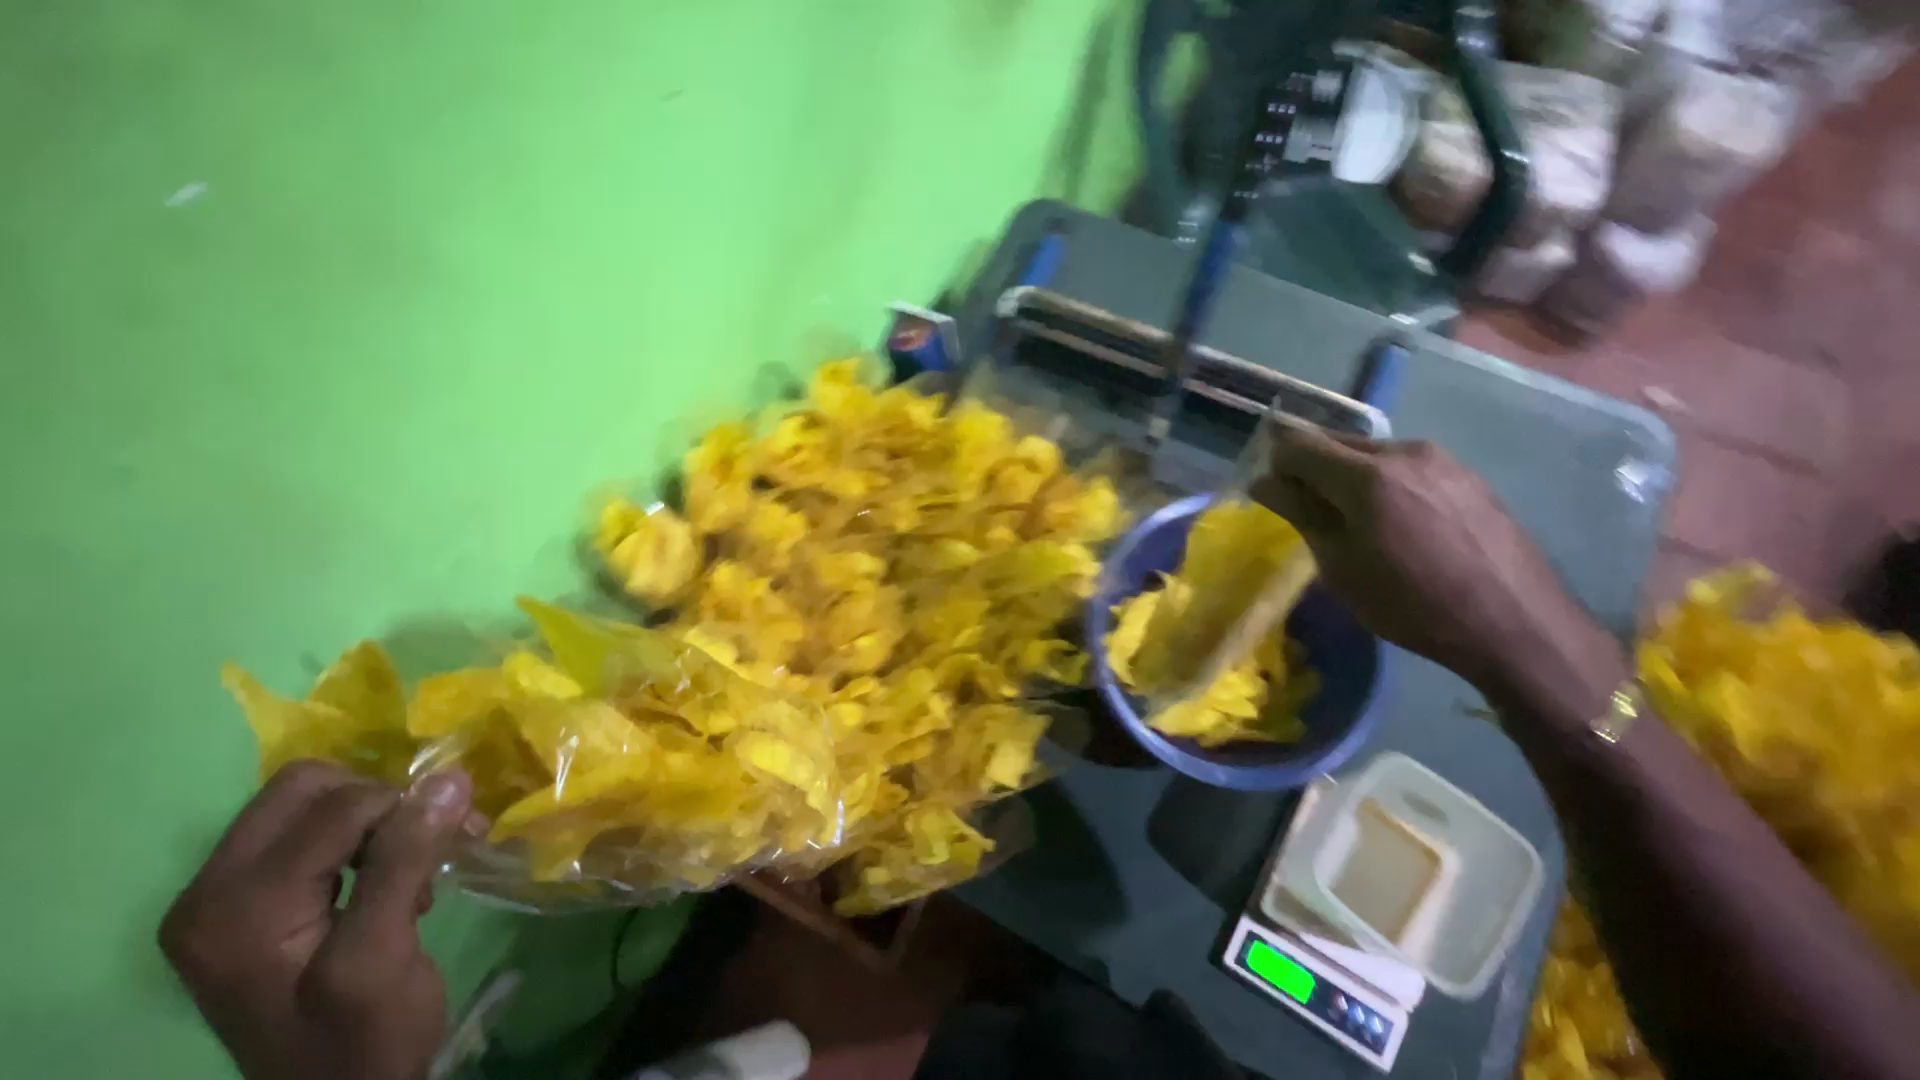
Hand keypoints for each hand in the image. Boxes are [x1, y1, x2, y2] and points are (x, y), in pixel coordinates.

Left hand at [160, 761, 475, 1079]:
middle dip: (382, 803)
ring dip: (376, 818)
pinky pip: (306, 831)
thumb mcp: (385, 954)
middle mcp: (209, 891)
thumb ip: (406, 862)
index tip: (456, 840)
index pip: (334, 806)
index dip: (403, 812)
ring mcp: (222, 897)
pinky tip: (390, 878)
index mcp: (235, 907)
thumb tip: (450, 779)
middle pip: (306, 787)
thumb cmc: (365, 1039)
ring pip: (309, 801)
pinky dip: (361, 838)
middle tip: (428, 844)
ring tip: (417, 866)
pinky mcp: (246, 903)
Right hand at [1250, 423, 1606, 695]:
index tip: (1275, 498)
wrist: (1516, 623)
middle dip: (1314, 468)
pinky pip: (1410, 469)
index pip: (1298, 444)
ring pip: (1376, 455)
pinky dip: (1389, 486)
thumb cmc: (1411, 603)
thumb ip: (1301, 513)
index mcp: (1365, 474)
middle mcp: (1403, 451)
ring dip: (1352, 477)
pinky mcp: (1469, 477)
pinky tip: (1401, 527)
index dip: (1277, 466)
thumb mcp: (1340, 566)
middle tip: (1311, 512)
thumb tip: (1265, 481)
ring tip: (1359, 524)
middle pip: (1338, 442)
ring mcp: (1443, 460)